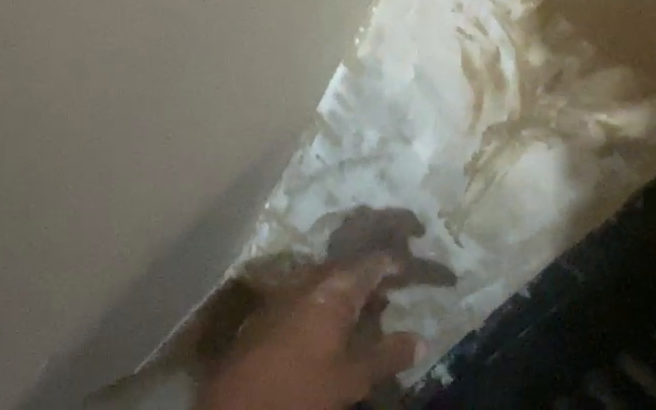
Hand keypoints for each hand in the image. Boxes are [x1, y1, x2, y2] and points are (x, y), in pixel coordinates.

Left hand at [197, 255, 421, 409]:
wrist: (233, 406)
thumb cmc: (298, 389)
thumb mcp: (350, 379)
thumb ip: (387, 356)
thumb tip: (422, 339)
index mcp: (335, 287)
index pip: (375, 261)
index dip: (398, 261)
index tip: (416, 265)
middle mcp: (310, 279)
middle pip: (350, 266)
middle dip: (374, 273)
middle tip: (396, 285)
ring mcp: (285, 292)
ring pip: (327, 280)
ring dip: (350, 289)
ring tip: (371, 306)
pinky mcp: (268, 311)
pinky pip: (308, 294)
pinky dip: (327, 302)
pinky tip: (334, 323)